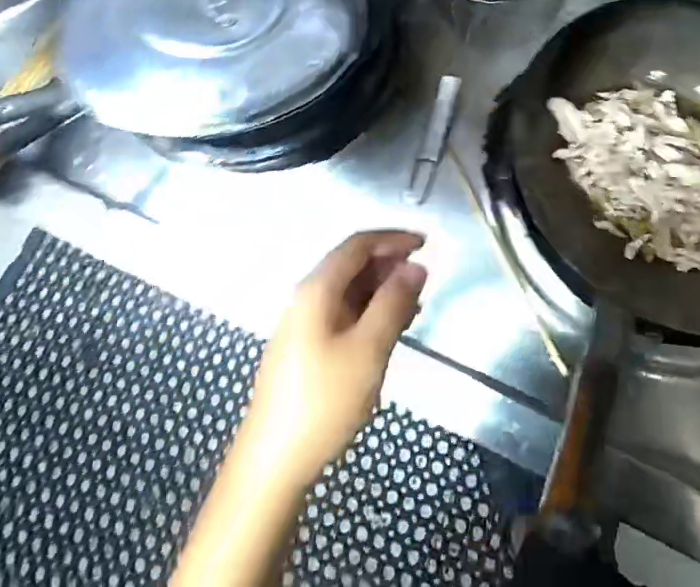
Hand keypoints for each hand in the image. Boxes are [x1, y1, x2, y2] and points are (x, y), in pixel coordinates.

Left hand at [239, 230, 427, 487]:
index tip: (426, 243)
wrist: (274, 460)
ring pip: (348, 291)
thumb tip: (415, 266)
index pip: (357, 245)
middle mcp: (307, 297)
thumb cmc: (324, 400)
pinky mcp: (306, 348)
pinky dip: (370, 312)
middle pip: (351, 265)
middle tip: (425, 278)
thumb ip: (393, 304)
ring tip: (416, 305)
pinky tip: (390, 330)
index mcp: (316, 289)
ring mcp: (304, 323)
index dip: (392, 238)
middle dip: (389, 264)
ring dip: (382, 290)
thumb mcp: (368, 350)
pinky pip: (344, 314)